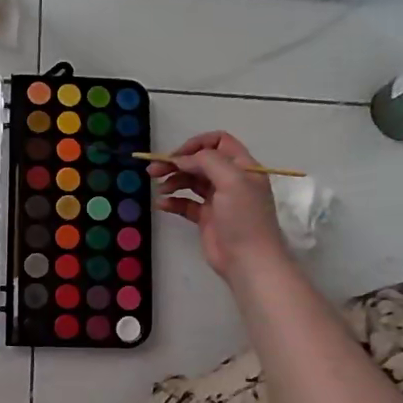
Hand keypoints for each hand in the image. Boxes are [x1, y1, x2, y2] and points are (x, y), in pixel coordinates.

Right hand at [151, 131, 289, 277]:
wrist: (248, 261)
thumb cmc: (244, 218)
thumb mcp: (232, 181)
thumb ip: (207, 162)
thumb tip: (182, 159)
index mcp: (242, 167)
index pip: (219, 142)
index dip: (196, 144)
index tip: (177, 156)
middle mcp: (230, 180)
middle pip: (200, 161)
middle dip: (177, 163)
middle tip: (154, 170)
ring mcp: (218, 200)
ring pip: (191, 181)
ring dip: (173, 180)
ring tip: (160, 189)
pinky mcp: (206, 218)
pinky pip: (186, 204)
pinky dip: (173, 201)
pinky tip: (162, 205)